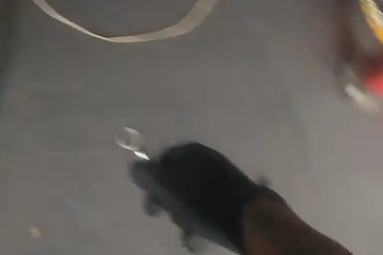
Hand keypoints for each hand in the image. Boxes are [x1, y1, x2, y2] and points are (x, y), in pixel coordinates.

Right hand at [130, 141, 279, 252]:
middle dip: (170, 201)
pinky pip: (210, 203)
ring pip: (194, 194)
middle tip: (170, 218)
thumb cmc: (203, 201)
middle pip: (178, 178)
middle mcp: (206, 157)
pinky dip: (202, 217)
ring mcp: (223, 175)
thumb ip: (147, 175)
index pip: (161, 161)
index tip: (152, 208)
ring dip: (186, 212)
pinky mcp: (236, 194)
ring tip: (187, 230)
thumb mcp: (168, 187)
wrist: (249, 219)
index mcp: (189, 150)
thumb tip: (133, 166)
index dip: (152, 183)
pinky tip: (201, 232)